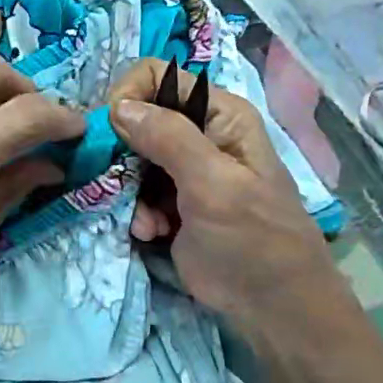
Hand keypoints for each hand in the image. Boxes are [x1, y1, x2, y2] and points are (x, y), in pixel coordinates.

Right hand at [107, 59, 358, 343]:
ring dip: (128, 191)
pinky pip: (132, 190)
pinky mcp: (168, 200)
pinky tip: (151, 232)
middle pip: (137, 118)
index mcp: (219, 115)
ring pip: (128, 157)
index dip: (129, 97)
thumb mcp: (213, 185)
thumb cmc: (252, 240)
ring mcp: (181, 169)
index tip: (114, 134)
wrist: (268, 305)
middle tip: (125, 185)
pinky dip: (135, 212)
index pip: (158, 77)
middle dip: (123, 154)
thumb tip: (118, 105)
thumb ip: (169, 139)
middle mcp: (198, 134)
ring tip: (149, 221)